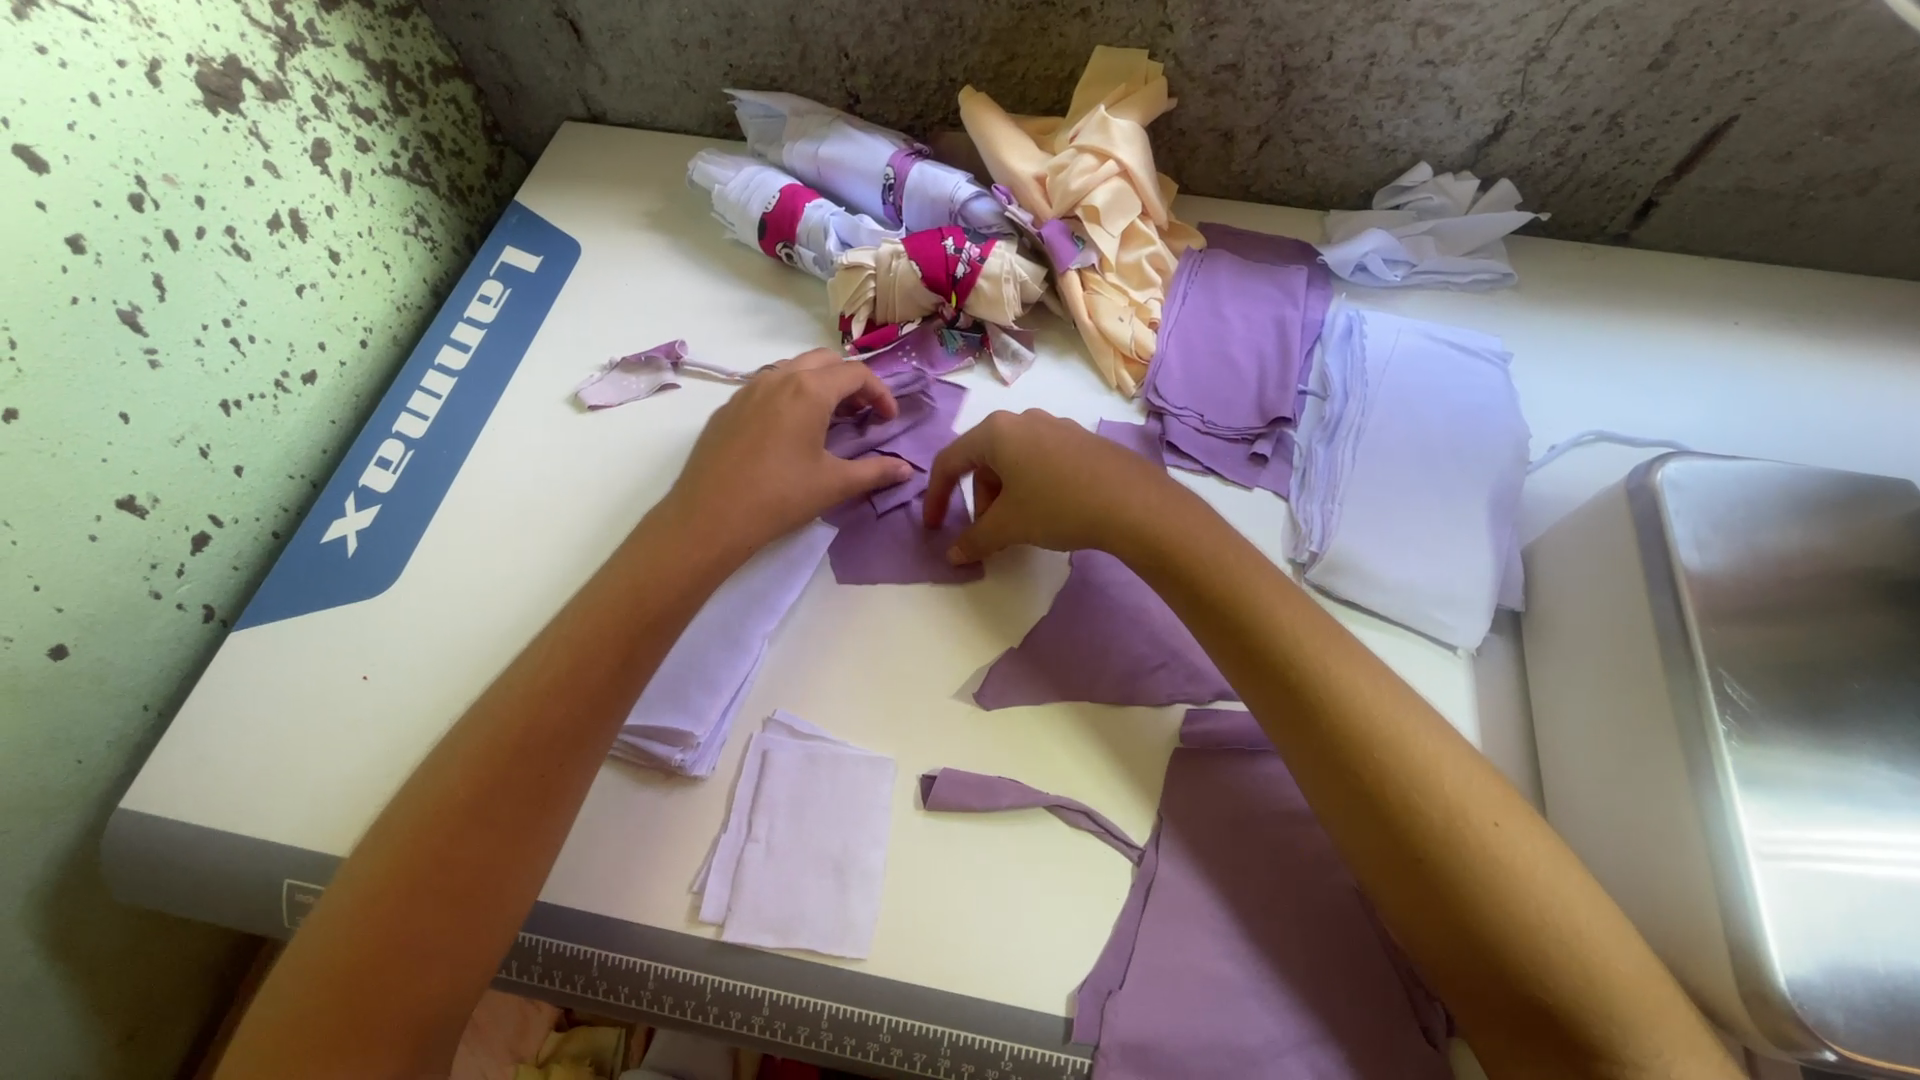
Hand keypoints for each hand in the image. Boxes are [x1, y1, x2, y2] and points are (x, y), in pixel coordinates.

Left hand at [662, 349, 912, 554]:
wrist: (710, 516)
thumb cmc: (780, 497)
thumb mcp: (834, 484)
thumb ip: (875, 472)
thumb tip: (907, 470)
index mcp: (809, 390)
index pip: (856, 373)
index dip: (880, 392)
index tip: (888, 420)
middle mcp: (778, 378)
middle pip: (824, 361)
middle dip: (849, 382)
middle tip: (862, 414)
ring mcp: (748, 390)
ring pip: (792, 369)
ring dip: (818, 385)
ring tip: (828, 420)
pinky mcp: (728, 408)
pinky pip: (766, 387)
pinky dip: (789, 396)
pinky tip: (789, 432)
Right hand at [923, 409, 1193, 563]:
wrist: (1132, 502)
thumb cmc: (1057, 506)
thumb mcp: (1009, 527)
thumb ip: (974, 540)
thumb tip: (954, 555)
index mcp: (996, 432)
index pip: (950, 462)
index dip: (936, 498)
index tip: (936, 528)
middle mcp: (1023, 420)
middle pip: (983, 462)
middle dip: (980, 501)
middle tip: (990, 535)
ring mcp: (1056, 427)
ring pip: (1013, 462)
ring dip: (1006, 496)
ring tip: (1020, 528)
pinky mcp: (1081, 440)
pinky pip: (1041, 462)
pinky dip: (1031, 487)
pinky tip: (1049, 512)